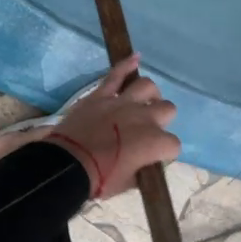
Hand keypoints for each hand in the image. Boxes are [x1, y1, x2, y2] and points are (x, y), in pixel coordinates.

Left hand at [47, 54, 180, 197]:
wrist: (67, 165)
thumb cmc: (99, 179)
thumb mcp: (128, 184)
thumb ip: (143, 170)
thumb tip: (145, 163)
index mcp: (155, 142)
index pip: (173, 145)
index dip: (165, 152)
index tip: (154, 158)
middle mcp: (144, 117)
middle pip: (167, 110)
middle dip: (162, 120)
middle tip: (149, 130)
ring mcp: (122, 102)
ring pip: (147, 87)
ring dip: (150, 94)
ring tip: (145, 101)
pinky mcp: (101, 94)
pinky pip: (116, 74)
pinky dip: (126, 64)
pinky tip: (136, 57)